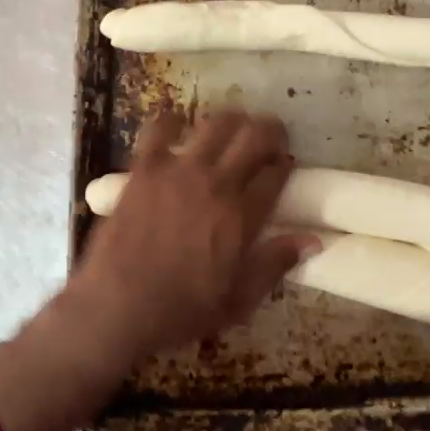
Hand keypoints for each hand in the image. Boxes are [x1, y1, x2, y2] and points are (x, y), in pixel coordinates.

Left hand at [64, 110, 312, 365]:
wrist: (116, 307)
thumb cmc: (180, 310)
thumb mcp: (237, 300)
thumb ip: (274, 265)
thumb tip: (313, 241)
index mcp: (242, 217)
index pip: (277, 174)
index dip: (285, 165)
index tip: (285, 166)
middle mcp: (217, 184)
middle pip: (255, 137)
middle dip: (270, 131)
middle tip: (269, 138)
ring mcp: (180, 171)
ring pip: (217, 123)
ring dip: (232, 121)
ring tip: (232, 128)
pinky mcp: (146, 168)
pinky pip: (160, 128)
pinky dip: (171, 120)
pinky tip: (177, 125)